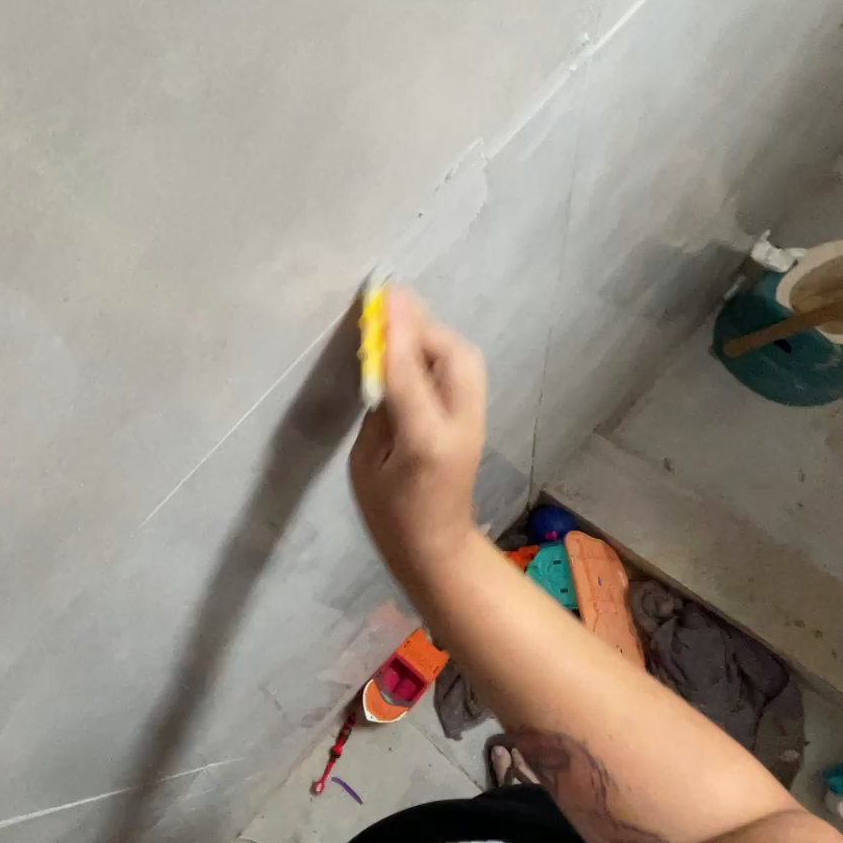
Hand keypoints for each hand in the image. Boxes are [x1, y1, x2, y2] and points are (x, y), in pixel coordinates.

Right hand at [348, 286, 486, 573]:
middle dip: (422, 325)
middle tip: (388, 309)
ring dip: (432, 335)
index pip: (409, 373)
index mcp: (424, 442)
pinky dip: (438, 351)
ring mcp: (475, 420)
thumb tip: (382, 365)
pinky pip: (460, 369)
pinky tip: (415, 349)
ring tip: (399, 326)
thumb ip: (378, 411)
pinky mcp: (476, 417)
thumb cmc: (389, 514)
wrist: (438, 547)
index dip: (395, 331)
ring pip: (463, 357)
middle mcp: (459, 424)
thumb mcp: (366, 463)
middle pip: (453, 355)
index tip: (383, 295)